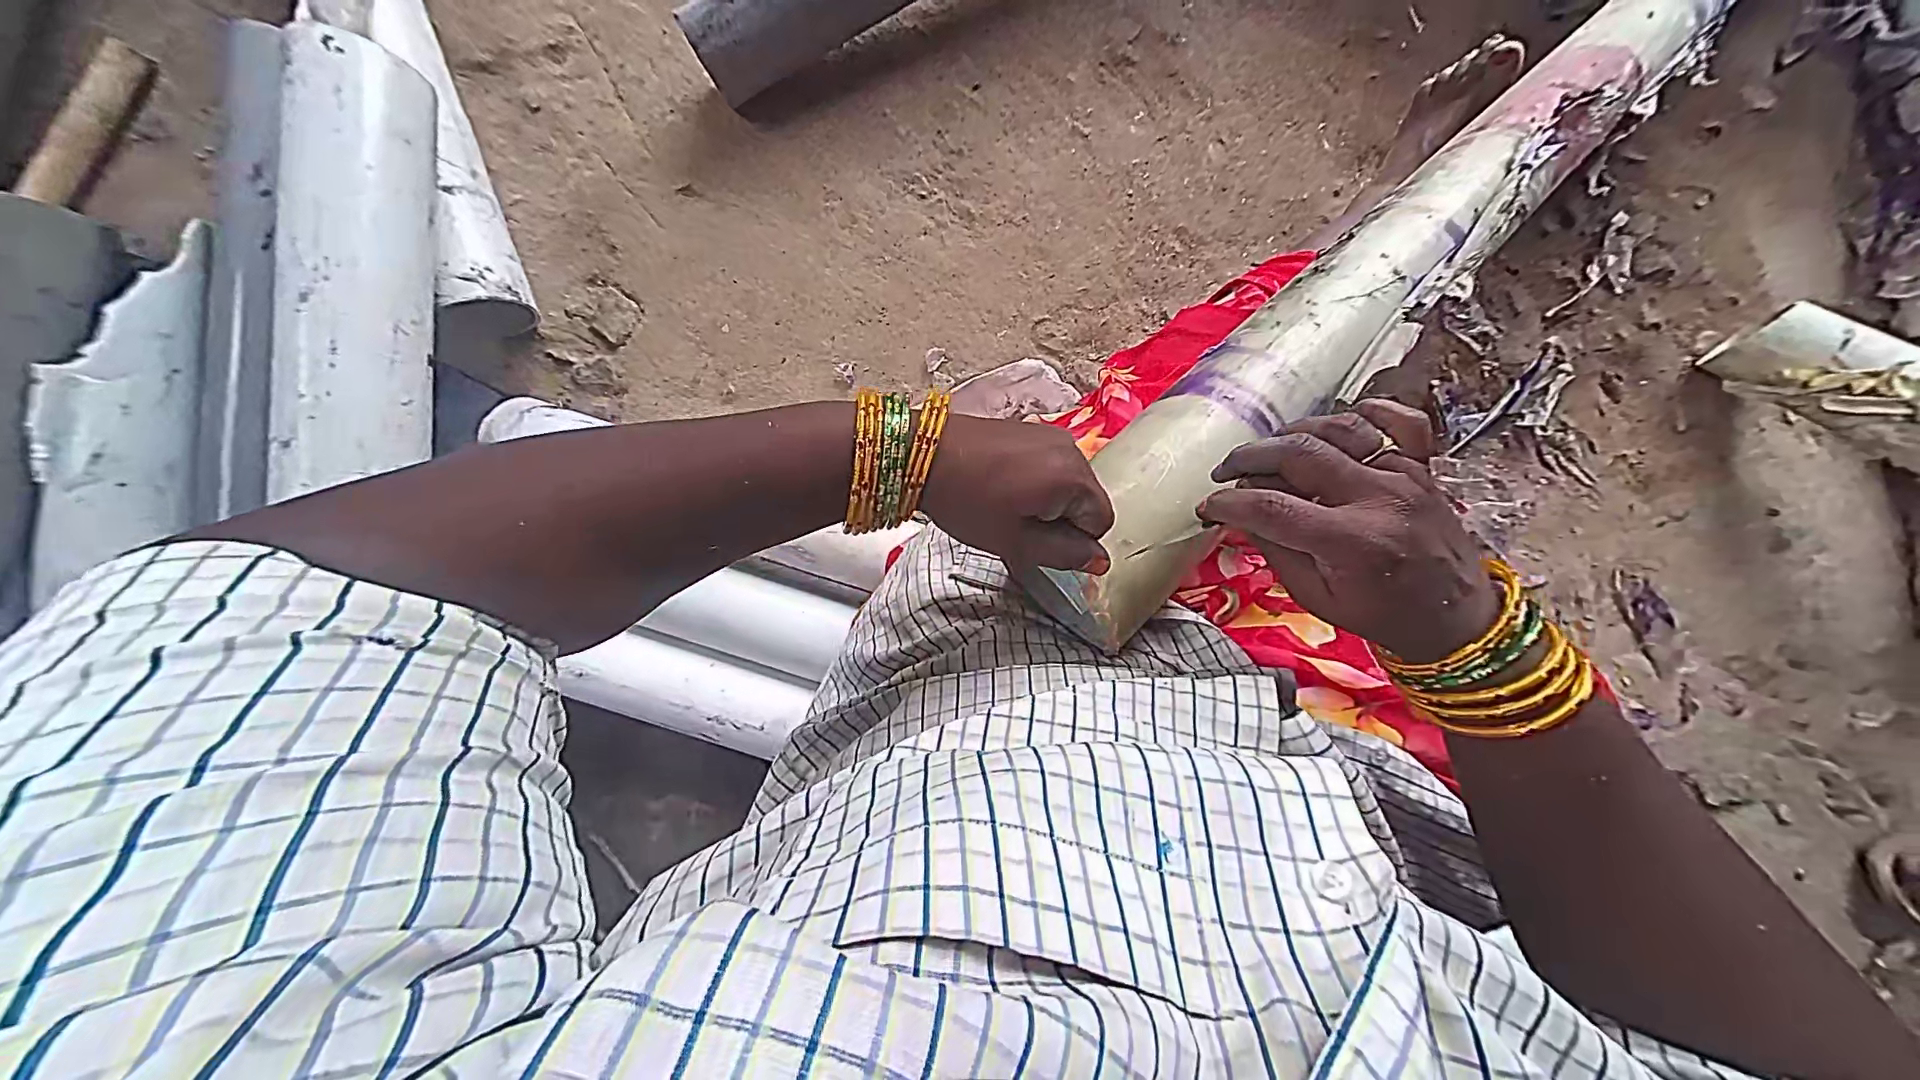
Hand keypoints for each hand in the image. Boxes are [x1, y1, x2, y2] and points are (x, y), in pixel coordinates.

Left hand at [921, 415, 1114, 573]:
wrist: (924, 453)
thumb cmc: (967, 501)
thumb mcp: (1015, 541)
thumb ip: (1063, 553)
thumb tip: (1099, 561)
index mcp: (1073, 478)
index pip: (1101, 522)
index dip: (1073, 541)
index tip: (1036, 540)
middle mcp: (1072, 449)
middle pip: (1087, 500)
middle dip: (1062, 520)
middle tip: (1019, 525)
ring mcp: (1052, 436)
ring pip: (1069, 484)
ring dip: (1049, 501)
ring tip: (1008, 506)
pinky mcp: (1033, 430)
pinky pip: (1052, 466)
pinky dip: (1038, 482)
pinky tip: (1004, 487)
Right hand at [1197, 399, 1496, 662]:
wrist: (1456, 619)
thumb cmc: (1379, 615)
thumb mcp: (1314, 595)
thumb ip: (1276, 549)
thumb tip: (1243, 513)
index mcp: (1351, 543)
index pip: (1271, 507)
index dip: (1229, 502)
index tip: (1209, 506)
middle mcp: (1379, 499)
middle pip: (1299, 453)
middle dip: (1249, 458)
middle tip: (1224, 472)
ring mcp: (1405, 476)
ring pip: (1340, 427)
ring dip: (1292, 434)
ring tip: (1268, 453)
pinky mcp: (1422, 468)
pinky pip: (1400, 421)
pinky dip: (1367, 413)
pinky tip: (1337, 424)